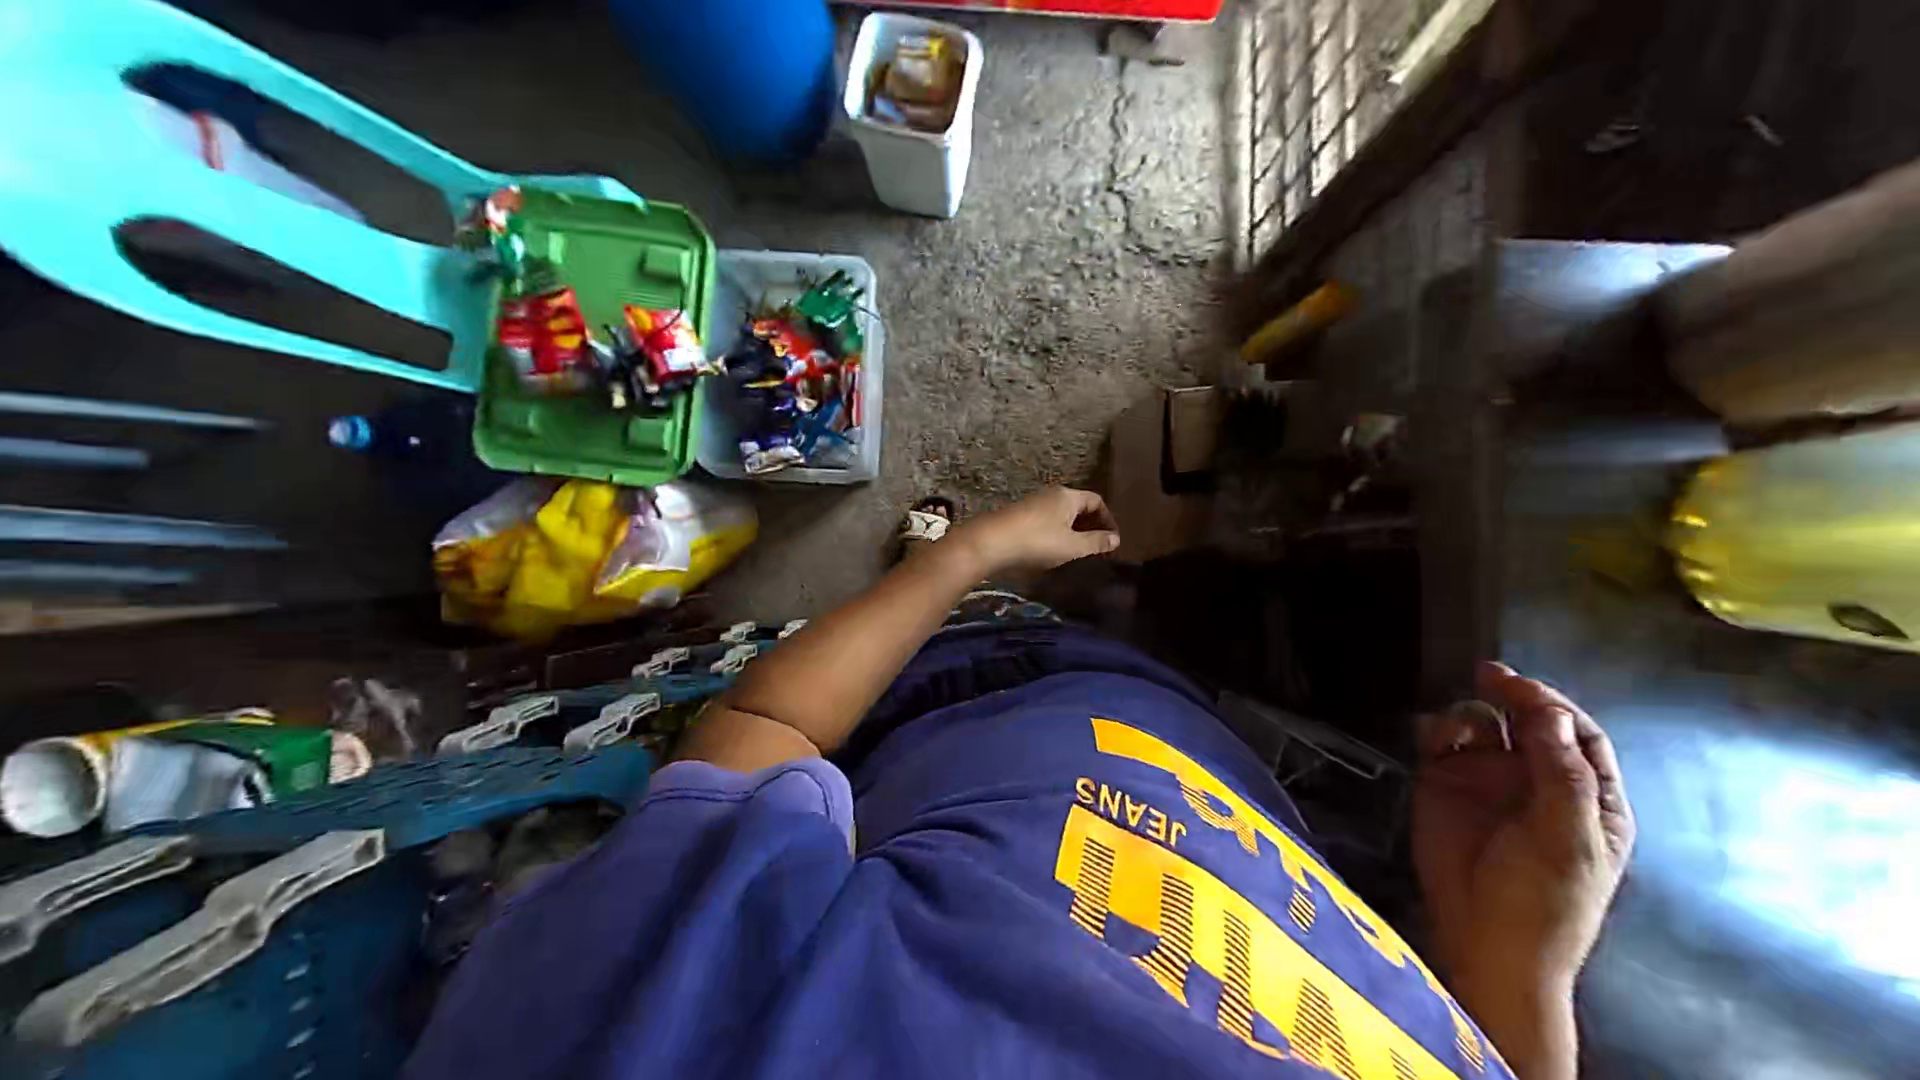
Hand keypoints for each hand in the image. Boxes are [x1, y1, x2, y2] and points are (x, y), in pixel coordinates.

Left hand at [943, 487, 1120, 576]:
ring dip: (1073, 530)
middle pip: (1078, 506)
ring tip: (1077, 550)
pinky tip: (1052, 550)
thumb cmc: (1037, 542)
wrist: (990, 542)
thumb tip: (1116, 539)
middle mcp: (1051, 494)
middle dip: (1091, 525)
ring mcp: (1033, 503)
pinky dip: (1056, 532)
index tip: (1112, 540)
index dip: (1108, 519)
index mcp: (1068, 496)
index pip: (1096, 501)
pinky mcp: (1019, 515)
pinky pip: (1046, 520)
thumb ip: (1096, 542)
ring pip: (1061, 513)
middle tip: (1097, 547)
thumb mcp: (1072, 546)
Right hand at [1412, 663, 1633, 1076]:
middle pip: (1528, 722)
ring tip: (1455, 731)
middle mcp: (1535, 778)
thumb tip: (1549, 713)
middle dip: (1511, 696)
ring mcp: (1487, 779)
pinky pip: (1439, 742)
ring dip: (1470, 716)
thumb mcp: (1565, 839)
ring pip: (1481, 726)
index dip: (1553, 706)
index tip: (1521, 686)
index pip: (1578, 734)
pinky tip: (1430, 736)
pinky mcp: (1443, 782)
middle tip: (1487, 674)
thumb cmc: (1543, 896)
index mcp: (1585, 794)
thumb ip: (1562, 776)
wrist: (1484, 937)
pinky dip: (1434, 730)